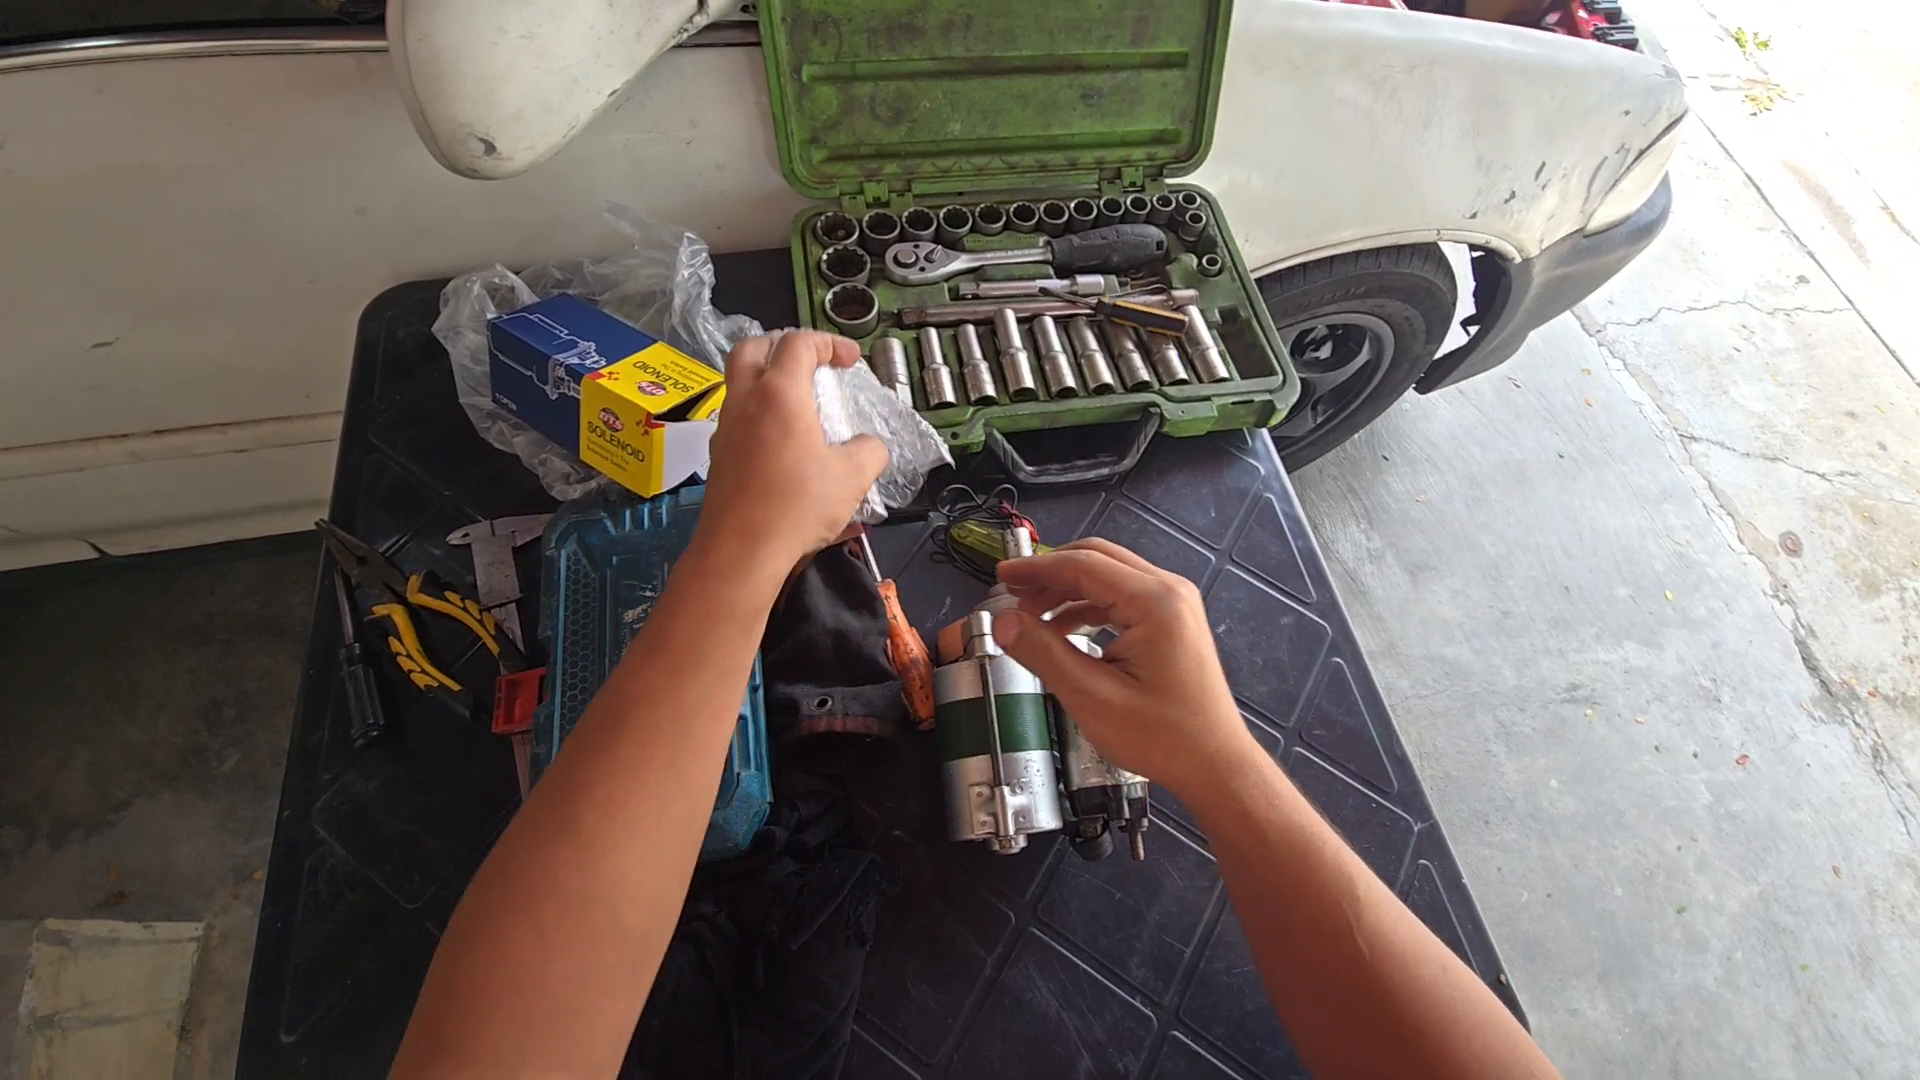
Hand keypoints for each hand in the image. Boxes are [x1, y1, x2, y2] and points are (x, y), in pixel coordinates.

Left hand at [694, 330, 888, 573]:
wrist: (741, 552)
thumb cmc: (798, 506)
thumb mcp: (853, 477)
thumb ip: (869, 451)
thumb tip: (868, 446)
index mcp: (780, 394)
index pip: (798, 343)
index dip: (829, 342)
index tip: (851, 360)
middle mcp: (746, 401)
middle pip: (753, 348)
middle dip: (783, 345)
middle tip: (810, 363)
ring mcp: (726, 429)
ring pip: (739, 382)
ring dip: (768, 379)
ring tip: (798, 403)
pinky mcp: (719, 456)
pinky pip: (738, 416)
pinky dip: (760, 412)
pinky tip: (782, 442)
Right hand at [991, 538, 1260, 796]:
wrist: (1216, 765)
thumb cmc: (1163, 737)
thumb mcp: (1091, 696)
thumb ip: (1043, 653)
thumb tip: (1003, 622)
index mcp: (1154, 601)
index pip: (1083, 565)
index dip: (1036, 568)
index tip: (1002, 575)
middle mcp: (1168, 591)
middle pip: (1097, 559)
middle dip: (1049, 573)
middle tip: (1011, 592)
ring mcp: (1173, 604)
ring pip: (1107, 576)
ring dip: (1066, 590)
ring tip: (1029, 615)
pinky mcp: (1171, 621)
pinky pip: (1120, 598)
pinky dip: (1086, 606)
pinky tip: (1060, 629)